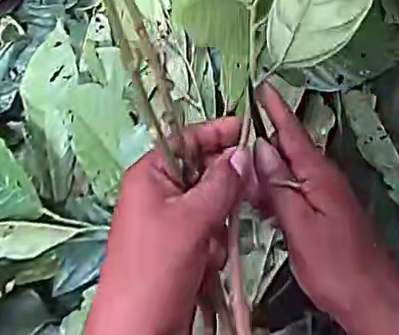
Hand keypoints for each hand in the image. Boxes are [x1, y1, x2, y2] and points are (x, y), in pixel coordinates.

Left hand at [87, 118, 248, 334]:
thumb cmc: (155, 271)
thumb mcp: (192, 220)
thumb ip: (222, 182)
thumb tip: (243, 153)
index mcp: (150, 174)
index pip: (188, 139)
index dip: (217, 132)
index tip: (247, 127)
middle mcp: (158, 192)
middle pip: (202, 170)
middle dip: (224, 184)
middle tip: (249, 187)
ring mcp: (168, 222)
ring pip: (210, 201)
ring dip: (220, 219)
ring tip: (218, 240)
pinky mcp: (178, 249)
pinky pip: (208, 230)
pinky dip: (215, 243)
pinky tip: (211, 262)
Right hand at [254, 86, 398, 334]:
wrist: (370, 296)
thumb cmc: (334, 262)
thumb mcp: (298, 224)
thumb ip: (278, 185)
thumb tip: (260, 147)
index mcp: (317, 172)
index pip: (292, 131)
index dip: (276, 108)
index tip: (263, 85)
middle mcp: (322, 175)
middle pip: (288, 149)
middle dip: (263, 140)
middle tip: (235, 135)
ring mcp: (324, 193)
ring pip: (289, 170)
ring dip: (266, 168)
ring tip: (240, 169)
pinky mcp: (323, 211)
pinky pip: (294, 189)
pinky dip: (275, 189)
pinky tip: (260, 199)